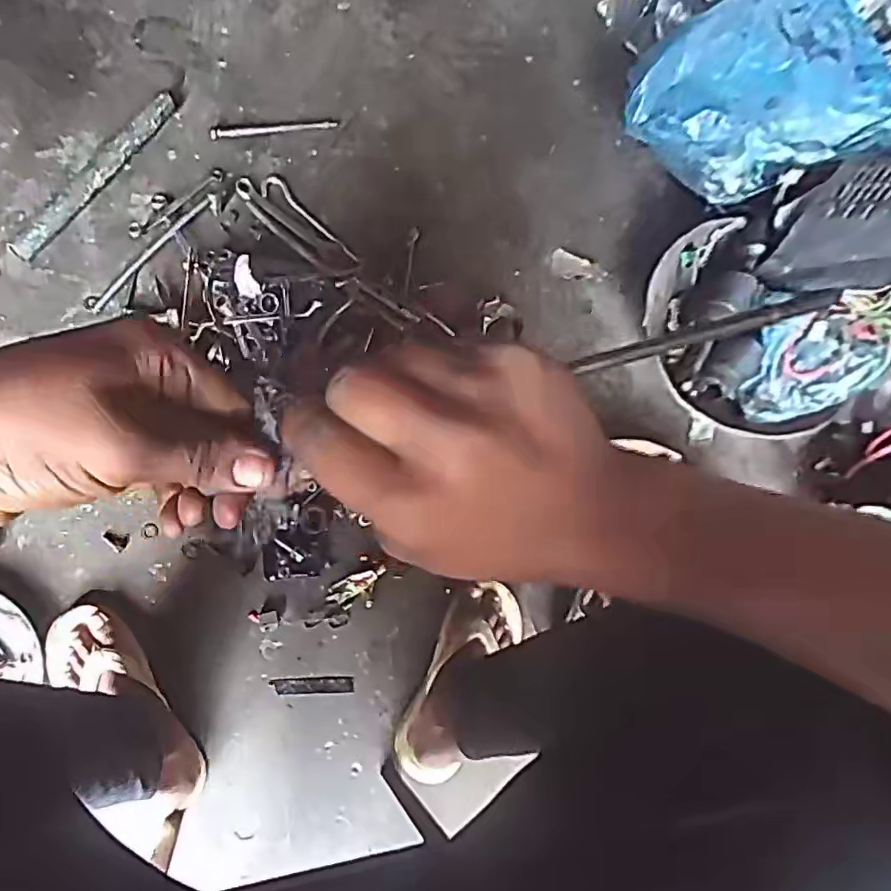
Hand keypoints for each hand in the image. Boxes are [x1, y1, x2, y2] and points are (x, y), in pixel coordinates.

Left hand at [0, 318, 275, 559]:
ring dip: (195, 488)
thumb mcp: (125, 444)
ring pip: (185, 451)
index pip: (230, 400)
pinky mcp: (106, 440)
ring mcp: (124, 409)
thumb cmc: (29, 427)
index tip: (260, 491)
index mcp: (157, 353)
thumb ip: (200, 457)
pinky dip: (168, 490)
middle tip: (227, 514)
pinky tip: (169, 515)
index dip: (249, 448)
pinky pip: (156, 464)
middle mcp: (146, 374)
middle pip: (210, 427)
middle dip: (222, 473)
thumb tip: (264, 467)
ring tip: (190, 520)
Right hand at [281, 341, 672, 584]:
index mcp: (410, 501)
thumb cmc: (496, 539)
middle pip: (349, 382)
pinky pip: (444, 346)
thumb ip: (363, 496)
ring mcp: (482, 393)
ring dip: (392, 377)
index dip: (302, 427)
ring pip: (395, 354)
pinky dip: (440, 368)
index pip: (321, 441)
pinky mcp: (513, 359)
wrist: (588, 512)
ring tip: (419, 404)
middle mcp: (443, 445)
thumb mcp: (414, 545)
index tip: (305, 422)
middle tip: (358, 408)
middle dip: (341, 392)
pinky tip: (462, 397)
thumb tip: (325, 442)